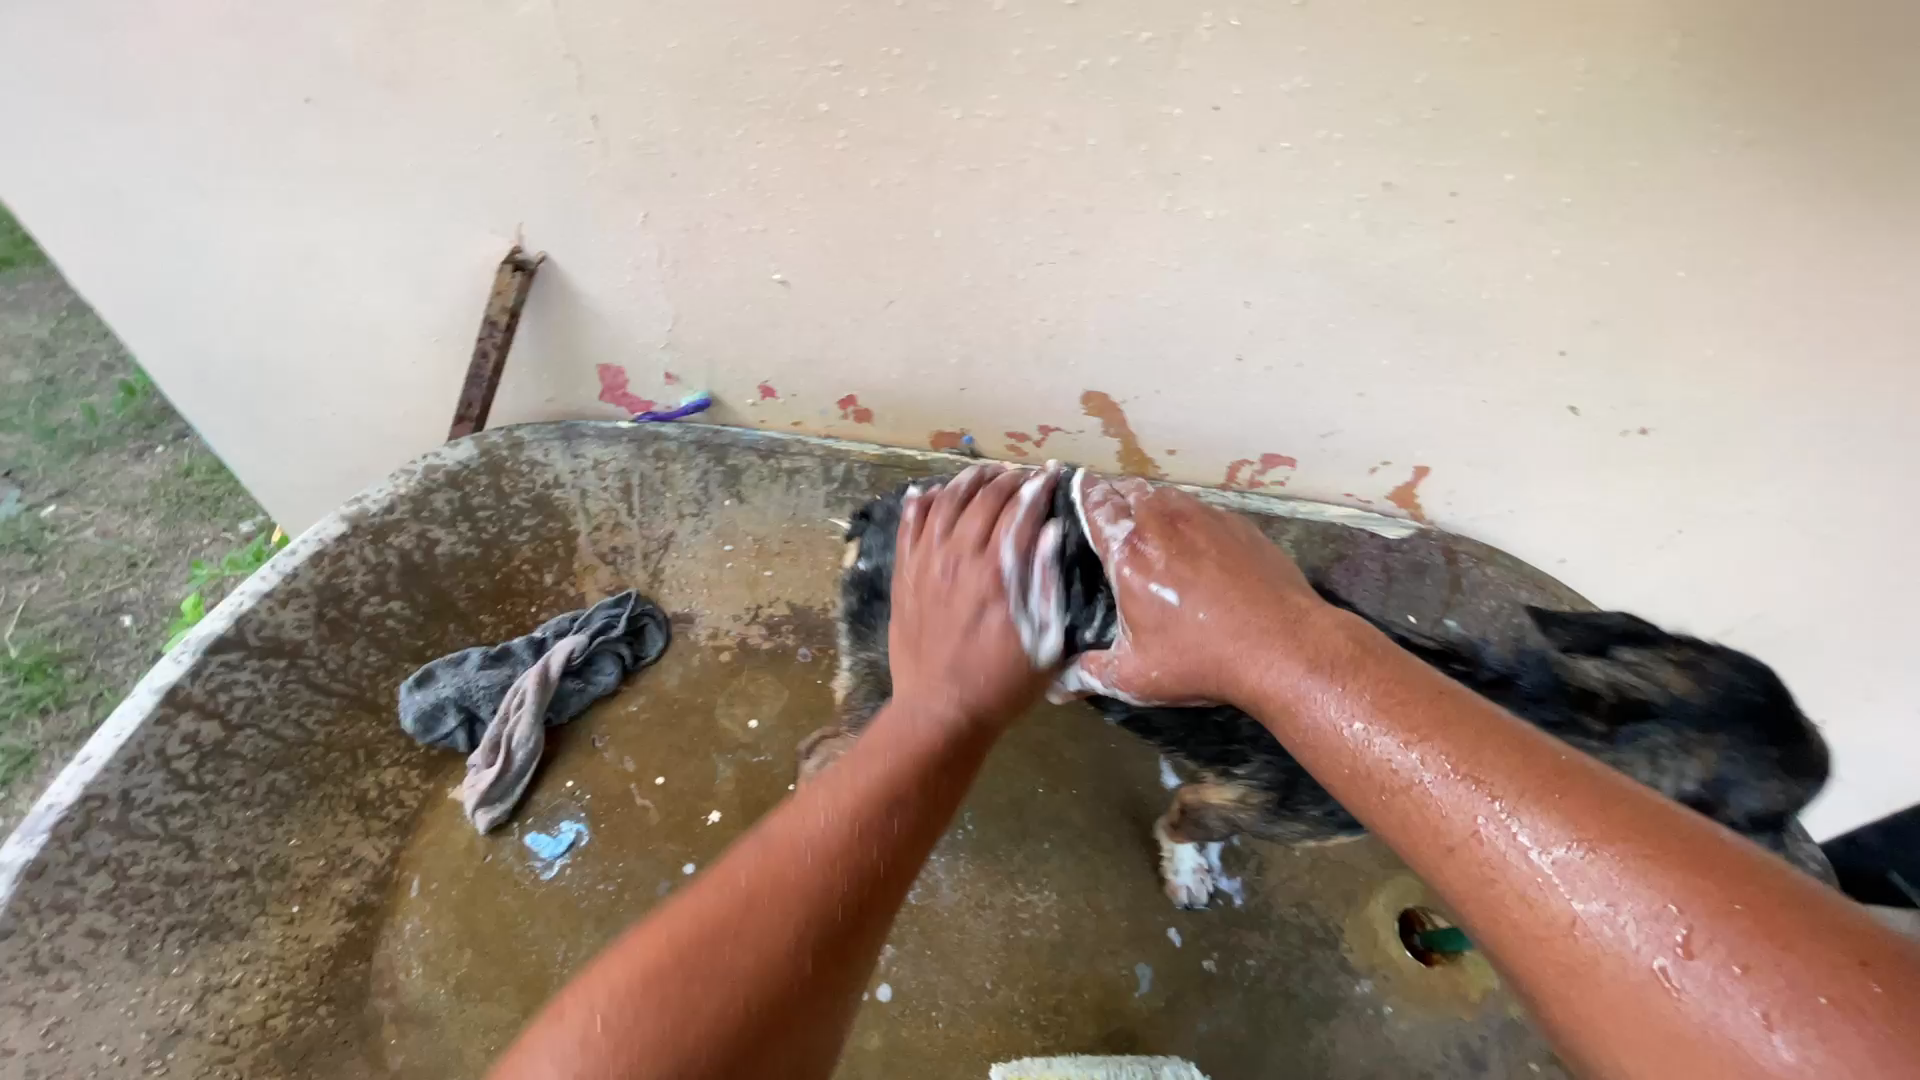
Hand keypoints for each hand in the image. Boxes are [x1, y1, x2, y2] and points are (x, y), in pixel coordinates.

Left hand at [889, 462, 1066, 731]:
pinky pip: (908, 528)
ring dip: (966, 482)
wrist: (940, 711)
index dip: (1040, 486)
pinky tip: (926, 491)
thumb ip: (1046, 582)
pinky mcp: (904, 576)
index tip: (1053, 473)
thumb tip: (1050, 531)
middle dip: (1009, 479)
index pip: (1022, 510)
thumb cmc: (1002, 683)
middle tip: (1023, 474)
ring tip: (984, 472)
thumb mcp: (1044, 640)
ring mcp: (926, 564)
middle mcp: (960, 556)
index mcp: (1000, 571)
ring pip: (944, 504)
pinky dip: (917, 504)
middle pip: (985, 499)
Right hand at [1052, 469, 1328, 706]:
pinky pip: (1199, 507)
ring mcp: (1204, 518)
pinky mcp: (1237, 524)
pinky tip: (1190, 540)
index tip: (1073, 488)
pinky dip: (1184, 515)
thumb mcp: (1136, 675)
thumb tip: (1057, 684)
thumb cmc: (1202, 659)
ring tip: (1143, 522)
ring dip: (1147, 501)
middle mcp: (1163, 522)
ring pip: (1164, 493)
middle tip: (1103, 511)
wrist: (1284, 647)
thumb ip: (1089, 673)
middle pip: (1127, 489)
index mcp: (1129, 552)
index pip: (1095, 503)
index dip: (1080, 492)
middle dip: (1111, 495)